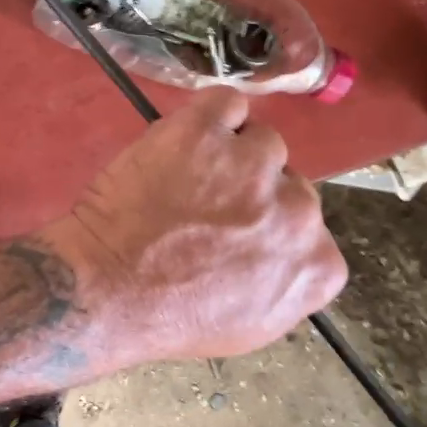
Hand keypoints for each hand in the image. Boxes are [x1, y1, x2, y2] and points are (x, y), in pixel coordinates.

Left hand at [44, 85, 346, 361]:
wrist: (109, 288)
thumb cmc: (170, 316)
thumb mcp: (252, 324)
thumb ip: (286, 283)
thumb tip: (283, 253)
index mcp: (317, 263)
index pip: (307, 223)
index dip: (266, 220)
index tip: (231, 228)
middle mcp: (298, 210)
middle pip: (284, 177)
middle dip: (248, 187)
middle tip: (200, 201)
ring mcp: (251, 165)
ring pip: (257, 139)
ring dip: (227, 151)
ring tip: (184, 172)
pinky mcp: (204, 131)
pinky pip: (225, 102)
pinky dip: (209, 115)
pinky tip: (184, 136)